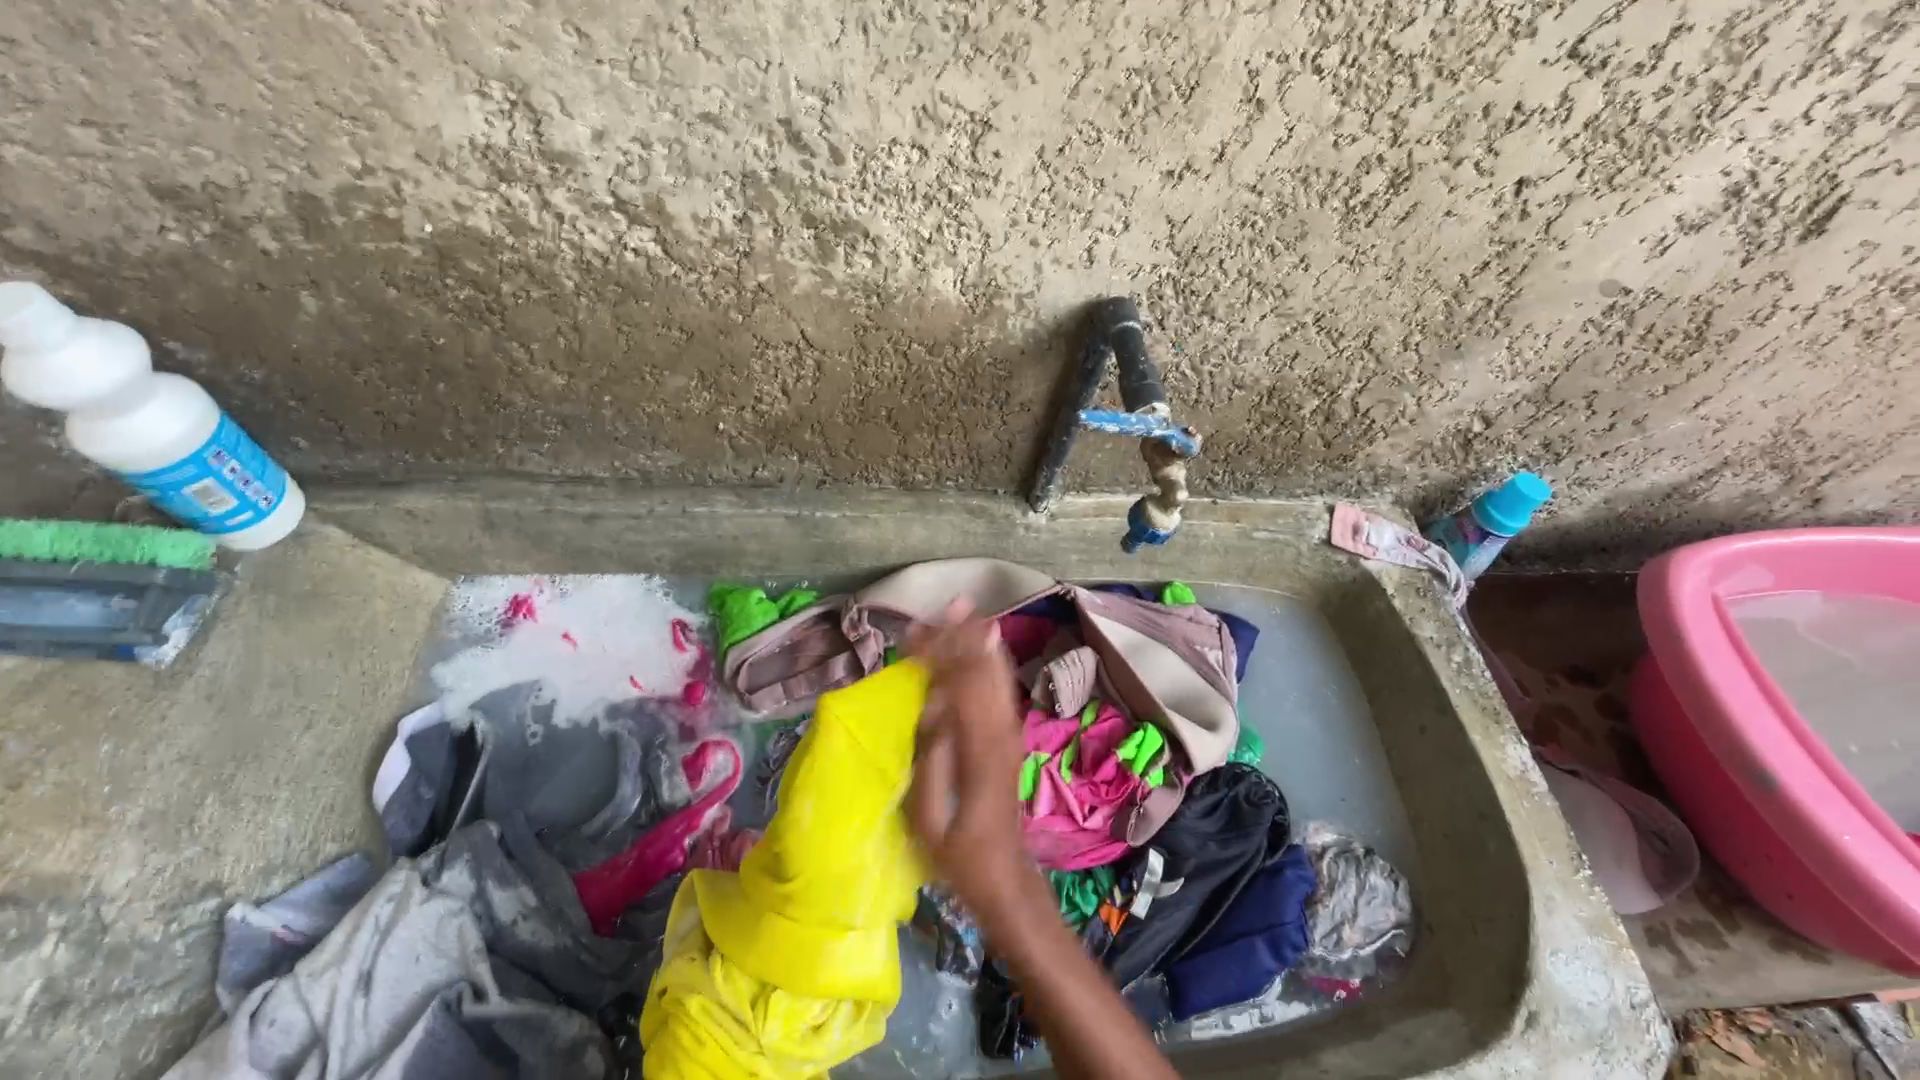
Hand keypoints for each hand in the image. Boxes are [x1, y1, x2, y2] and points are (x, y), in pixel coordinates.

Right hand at [905, 605, 1047, 925]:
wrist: (1005, 877)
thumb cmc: (957, 855)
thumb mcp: (928, 817)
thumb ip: (931, 758)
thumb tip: (931, 706)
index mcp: (978, 748)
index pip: (960, 684)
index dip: (938, 653)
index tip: (912, 633)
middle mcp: (1001, 732)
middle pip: (983, 670)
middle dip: (959, 637)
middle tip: (936, 610)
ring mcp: (1010, 734)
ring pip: (996, 675)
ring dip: (976, 643)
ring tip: (960, 612)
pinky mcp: (1010, 740)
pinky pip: (1000, 689)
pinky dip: (986, 663)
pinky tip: (981, 647)